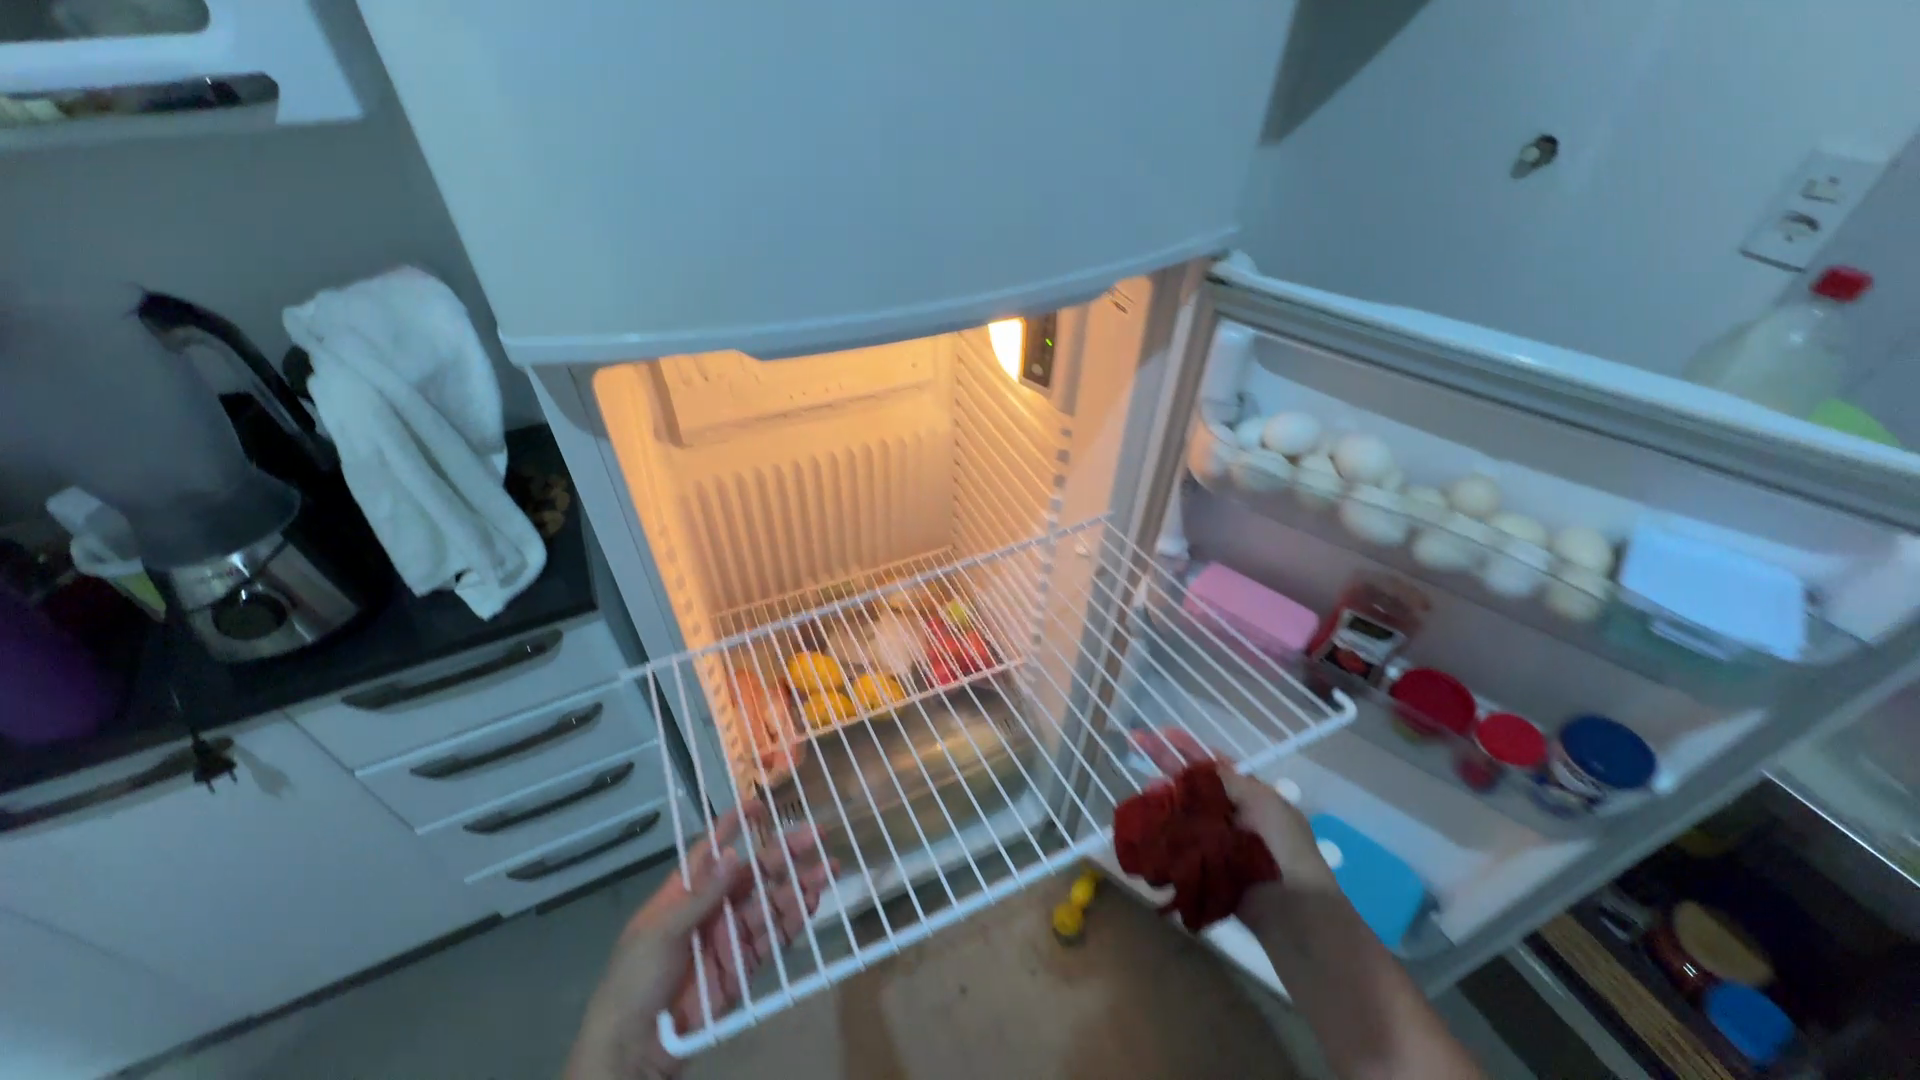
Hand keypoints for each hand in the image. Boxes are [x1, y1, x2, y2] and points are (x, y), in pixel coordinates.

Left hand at [566, 804, 836, 1079]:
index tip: (759, 804)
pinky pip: (774, 938)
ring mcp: (729, 938)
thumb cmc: (636, 979)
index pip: (712, 851)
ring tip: (828, 868)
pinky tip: (812, 901)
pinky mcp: (744, 967)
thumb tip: (733, 853)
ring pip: (770, 903)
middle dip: (784, 853)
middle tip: (816, 834)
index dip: (733, 826)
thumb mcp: (661, 933)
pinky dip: (794, 919)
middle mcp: (711, 910)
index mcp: (684, 894)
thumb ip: (701, 896)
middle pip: (753, 875)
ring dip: (798, 885)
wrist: (635, 1046)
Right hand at [1128, 728, 1335, 900]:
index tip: (1164, 733)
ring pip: (1180, 811)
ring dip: (1162, 798)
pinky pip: (1176, 842)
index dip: (1188, 748)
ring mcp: (1214, 839)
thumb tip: (1198, 769)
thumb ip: (1227, 780)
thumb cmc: (1281, 844)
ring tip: (1146, 792)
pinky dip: (1161, 831)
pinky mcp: (1202, 864)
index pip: (1212, 765)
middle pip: (1191, 785)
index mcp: (1248, 796)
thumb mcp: (1261, 799)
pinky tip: (1147, 822)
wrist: (1289, 903)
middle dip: (1167, 765)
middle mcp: (1229, 814)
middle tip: (1138, 746)